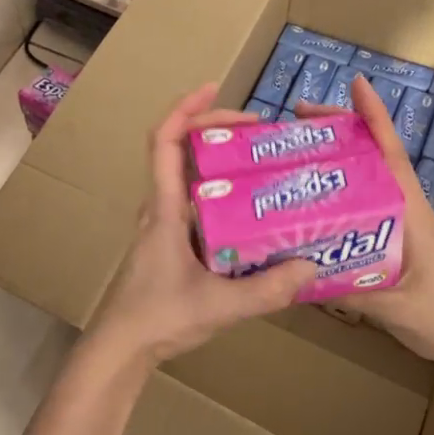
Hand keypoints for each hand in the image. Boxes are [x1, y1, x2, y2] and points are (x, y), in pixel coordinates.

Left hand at [87, 84, 317, 366]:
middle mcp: (161, 208)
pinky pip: (194, 201)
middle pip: (180, 149)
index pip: (165, 142)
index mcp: (165, 209)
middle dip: (215, 128)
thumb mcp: (221, 305)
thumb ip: (267, 289)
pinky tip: (251, 208)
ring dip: (218, 158)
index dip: (185, 109)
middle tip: (258, 128)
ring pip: (188, 175)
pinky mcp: (169, 242)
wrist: (122, 346)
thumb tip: (311, 266)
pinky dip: (219, 190)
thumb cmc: (160, 318)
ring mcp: (163, 225)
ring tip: (261, 157)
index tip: (214, 88)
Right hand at [294, 76, 433, 370]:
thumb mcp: (392, 307)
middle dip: (342, 131)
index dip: (374, 118)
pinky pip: (366, 207)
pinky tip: (315, 203)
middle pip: (375, 159)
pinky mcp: (399, 245)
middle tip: (298, 119)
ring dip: (340, 160)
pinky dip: (341, 193)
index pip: (391, 156)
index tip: (356, 84)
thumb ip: (347, 289)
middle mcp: (408, 212)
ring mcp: (405, 227)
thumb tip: (295, 270)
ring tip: (298, 152)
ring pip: (370, 180)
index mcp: (413, 215)